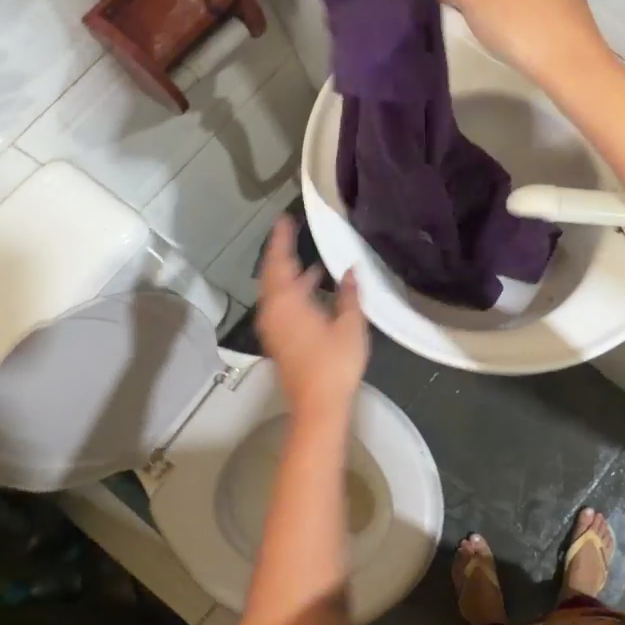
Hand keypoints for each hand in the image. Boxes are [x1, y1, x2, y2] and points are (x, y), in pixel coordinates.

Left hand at [256, 217, 367, 417]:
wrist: (318, 405)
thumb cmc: (335, 363)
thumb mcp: (350, 325)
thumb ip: (348, 293)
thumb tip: (351, 270)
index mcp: (287, 302)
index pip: (279, 261)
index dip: (282, 239)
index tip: (285, 219)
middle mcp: (273, 311)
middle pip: (273, 276)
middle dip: (283, 255)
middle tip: (294, 235)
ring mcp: (273, 328)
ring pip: (276, 293)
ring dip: (290, 277)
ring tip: (311, 265)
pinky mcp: (279, 341)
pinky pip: (281, 306)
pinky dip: (292, 293)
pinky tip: (311, 294)